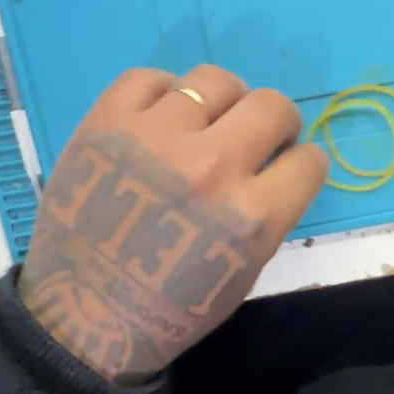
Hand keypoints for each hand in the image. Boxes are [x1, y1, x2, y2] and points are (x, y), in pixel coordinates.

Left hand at [20, 66, 327, 383]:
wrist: (84, 315)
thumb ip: (268, 215)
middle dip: (278, 123)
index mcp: (253, 217)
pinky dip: (164, 95)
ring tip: (207, 126)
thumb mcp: (244, 274)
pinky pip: (150, 78)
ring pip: (216, 81)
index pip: (309, 161)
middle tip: (258, 140)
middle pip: (273, 106)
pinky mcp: (107, 121)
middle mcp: (214, 166)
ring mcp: (158, 137)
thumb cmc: (173, 309)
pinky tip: (160, 121)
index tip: (288, 169)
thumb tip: (274, 166)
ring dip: (224, 103)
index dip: (303, 165)